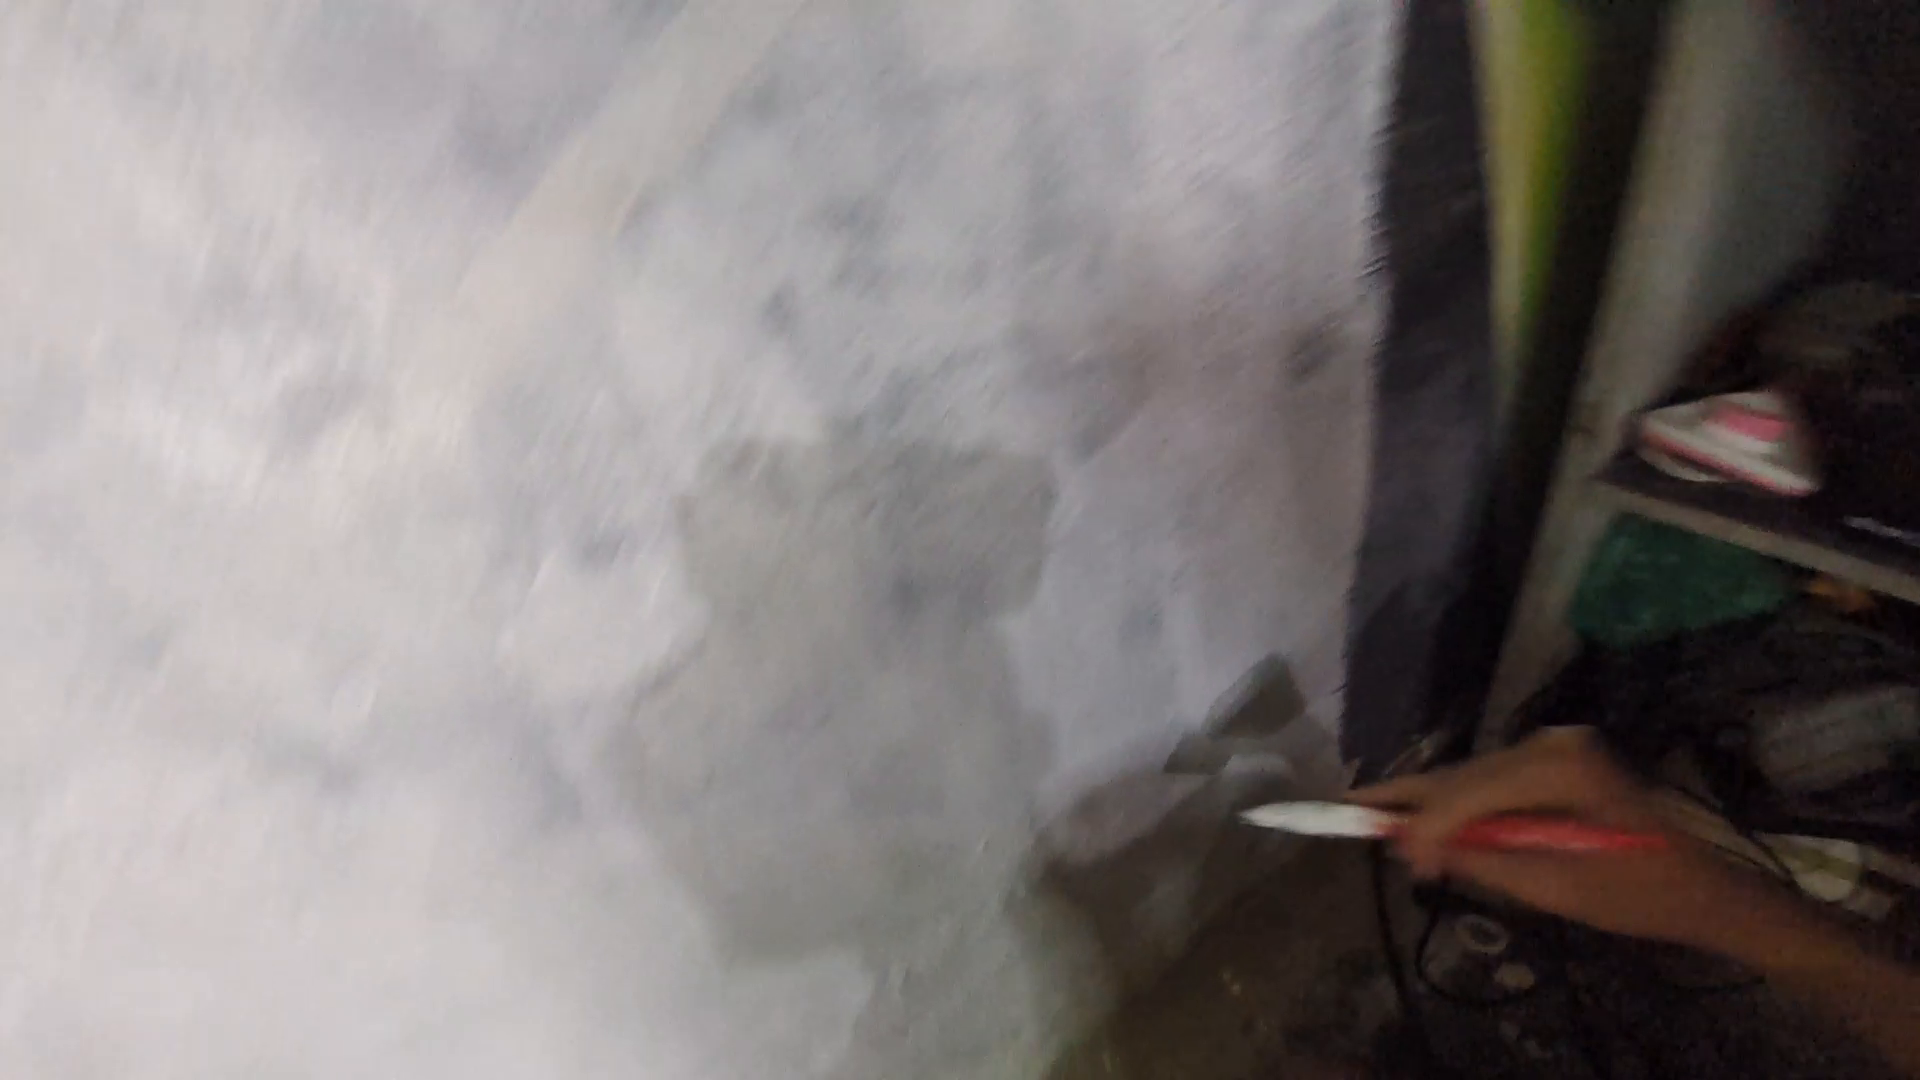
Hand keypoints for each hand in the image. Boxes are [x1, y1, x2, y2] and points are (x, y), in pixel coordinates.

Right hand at [1350, 727, 1780, 951]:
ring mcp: (1547, 748)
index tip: (1395, 857)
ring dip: (1425, 803)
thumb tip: (1408, 848)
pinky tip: (1419, 814)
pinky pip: (1483, 780)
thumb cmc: (1644, 897)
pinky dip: (1452, 802)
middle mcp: (1547, 744)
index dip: (1425, 826)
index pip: (1469, 794)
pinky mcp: (1545, 759)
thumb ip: (1480, 862)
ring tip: (1373, 816)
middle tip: (1346, 811)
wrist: (1713, 892)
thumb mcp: (1559, 890)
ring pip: (1465, 776)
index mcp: (1560, 769)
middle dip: (1408, 804)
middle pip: (1458, 776)